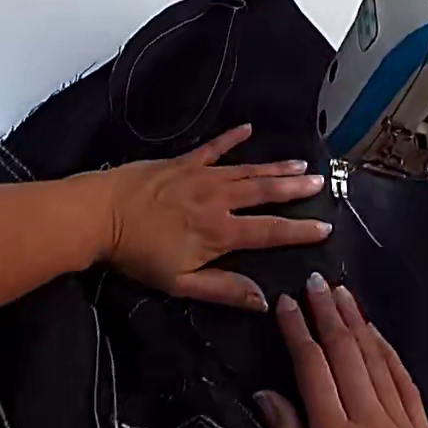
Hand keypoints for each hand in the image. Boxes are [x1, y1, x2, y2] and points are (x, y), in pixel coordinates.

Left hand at [92, 125, 331, 309]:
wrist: (102, 214)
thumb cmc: (139, 254)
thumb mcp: (180, 283)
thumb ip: (223, 289)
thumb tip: (263, 299)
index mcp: (221, 231)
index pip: (270, 231)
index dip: (300, 230)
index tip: (325, 226)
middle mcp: (220, 199)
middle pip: (266, 192)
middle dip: (296, 188)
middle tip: (321, 182)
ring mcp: (204, 175)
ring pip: (249, 170)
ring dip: (276, 166)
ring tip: (301, 163)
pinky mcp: (186, 161)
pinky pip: (215, 147)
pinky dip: (232, 137)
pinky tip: (248, 128)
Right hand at [254, 275, 427, 427]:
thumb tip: (268, 396)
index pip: (313, 368)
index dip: (297, 330)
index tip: (286, 305)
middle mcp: (373, 426)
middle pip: (346, 353)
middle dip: (328, 312)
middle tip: (316, 282)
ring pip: (377, 359)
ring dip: (358, 321)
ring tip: (343, 293)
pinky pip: (407, 383)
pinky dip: (390, 352)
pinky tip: (379, 334)